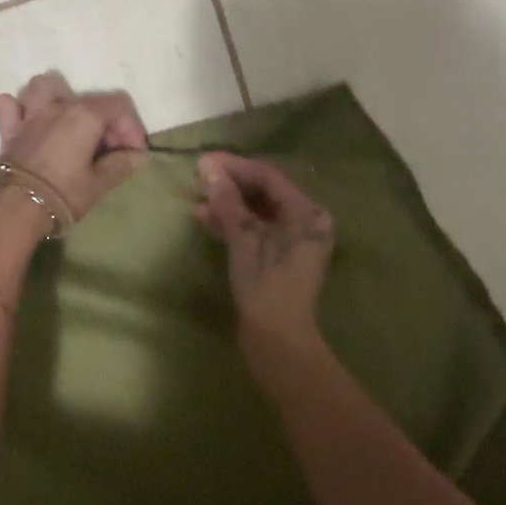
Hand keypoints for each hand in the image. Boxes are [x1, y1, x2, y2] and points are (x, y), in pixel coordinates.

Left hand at [0, 71, 149, 219]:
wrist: (15, 210)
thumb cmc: (63, 195)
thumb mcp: (99, 184)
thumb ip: (121, 164)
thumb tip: (139, 156)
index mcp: (84, 115)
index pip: (119, 105)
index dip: (132, 128)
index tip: (133, 154)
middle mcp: (57, 106)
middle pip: (90, 100)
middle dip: (107, 124)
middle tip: (110, 154)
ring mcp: (29, 115)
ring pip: (44, 87)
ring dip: (60, 100)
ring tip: (70, 124)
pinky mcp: (8, 130)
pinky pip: (10, 105)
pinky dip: (20, 109)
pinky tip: (30, 123)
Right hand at [195, 153, 334, 341]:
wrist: (277, 343)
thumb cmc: (266, 291)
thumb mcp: (246, 243)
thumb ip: (229, 204)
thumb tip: (208, 170)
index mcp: (308, 214)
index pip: (269, 177)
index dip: (235, 166)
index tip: (203, 161)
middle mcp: (305, 222)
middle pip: (265, 191)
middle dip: (231, 183)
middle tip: (198, 177)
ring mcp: (292, 240)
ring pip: (258, 210)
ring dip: (229, 203)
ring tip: (197, 199)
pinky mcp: (278, 257)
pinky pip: (255, 229)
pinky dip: (233, 223)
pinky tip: (206, 218)